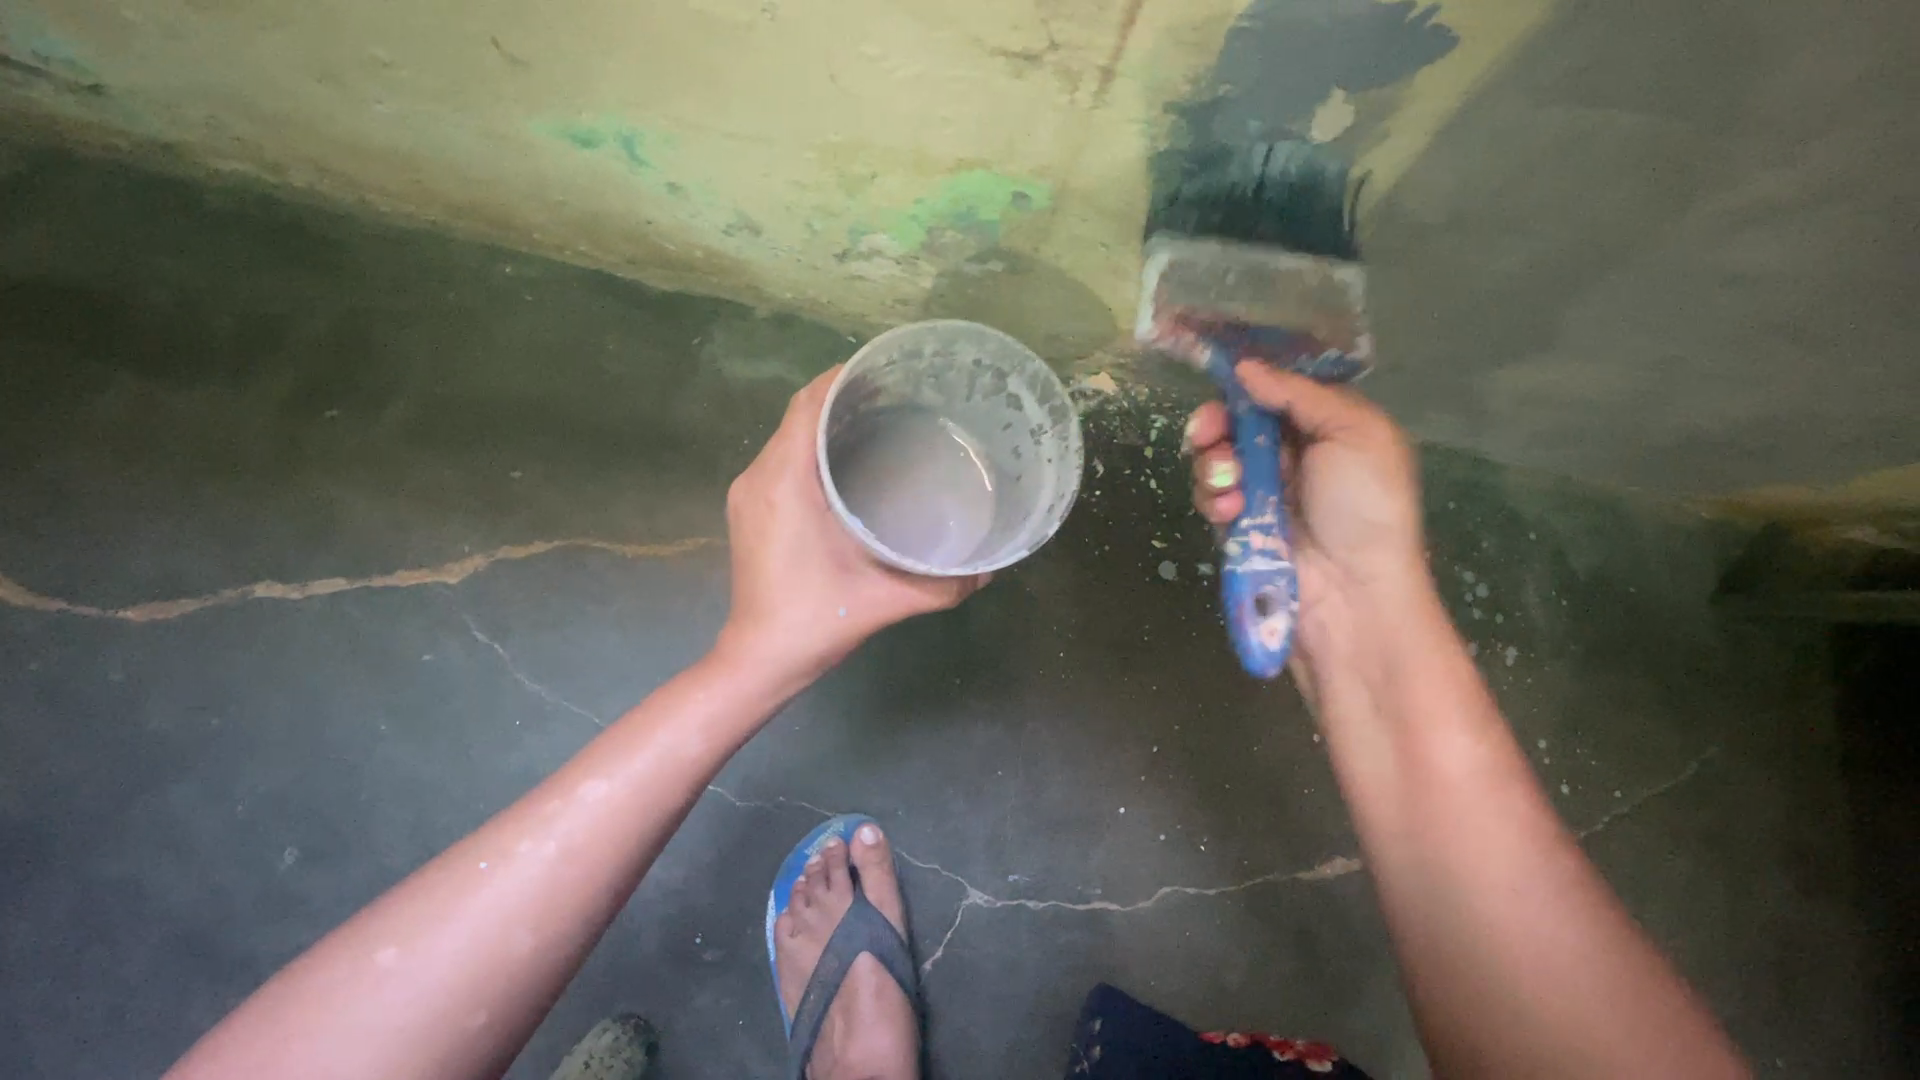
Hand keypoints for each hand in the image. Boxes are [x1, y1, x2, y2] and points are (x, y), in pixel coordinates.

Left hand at [718, 366, 988, 681]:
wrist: (760, 660)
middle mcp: (759, 477)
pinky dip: (812, 448)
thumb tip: (990, 567)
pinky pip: (781, 459)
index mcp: (785, 483)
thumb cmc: (817, 622)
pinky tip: (848, 464)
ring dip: (827, 422)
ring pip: (788, 436)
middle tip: (898, 397)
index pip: (809, 405)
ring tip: (880, 422)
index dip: (843, 378)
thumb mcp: (889, 600)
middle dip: (844, 397)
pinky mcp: (750, 511)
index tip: (888, 372)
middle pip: (799, 414)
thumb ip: (945, 585)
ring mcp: (749, 494)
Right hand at [1187, 362, 1430, 669]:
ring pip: (1214, 456)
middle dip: (1215, 422)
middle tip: (1206, 432)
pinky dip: (1213, 498)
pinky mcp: (1236, 522)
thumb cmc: (1365, 504)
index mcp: (1326, 424)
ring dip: (1213, 463)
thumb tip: (1244, 367)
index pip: (1275, 389)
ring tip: (1229, 483)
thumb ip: (1298, 394)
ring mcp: (1260, 489)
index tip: (1223, 378)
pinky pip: (1209, 495)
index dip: (1246, 382)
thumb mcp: (1354, 432)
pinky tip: (1231, 511)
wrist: (1351, 588)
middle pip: (1235, 419)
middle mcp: (1291, 452)